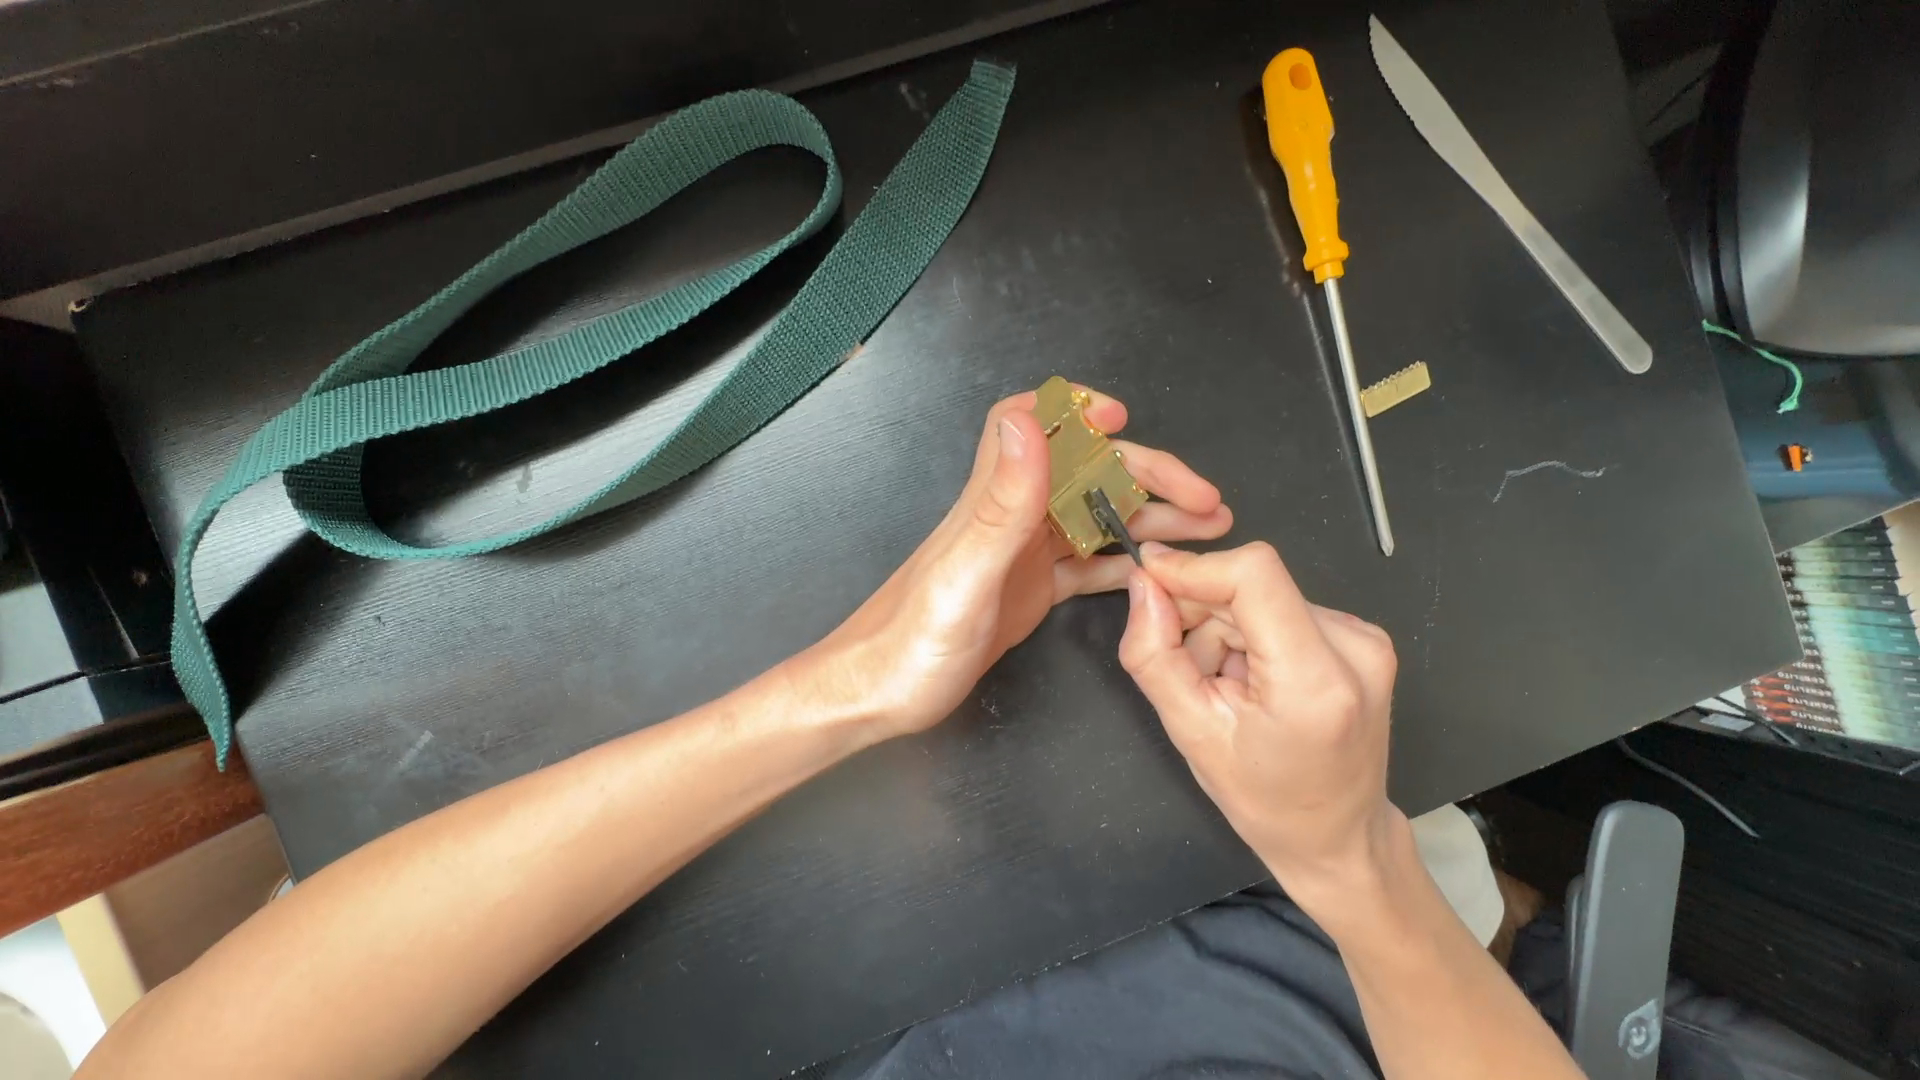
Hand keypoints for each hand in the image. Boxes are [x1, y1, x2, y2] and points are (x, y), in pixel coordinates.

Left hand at [819, 388, 1231, 738]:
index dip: (1072, 409)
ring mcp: (1020, 556)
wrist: (876, 696)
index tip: (1122, 417)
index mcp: (993, 503)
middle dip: (1146, 476)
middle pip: (1084, 473)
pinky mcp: (1026, 592)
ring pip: (1093, 518)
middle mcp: (1009, 518)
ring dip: (1147, 518)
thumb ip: (1001, 502)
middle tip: (1206, 501)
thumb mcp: (964, 574)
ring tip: (1206, 530)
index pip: (1025, 423)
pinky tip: (1156, 571)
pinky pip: (1083, 565)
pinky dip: (1121, 561)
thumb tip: (1030, 419)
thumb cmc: (913, 643)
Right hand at [1118, 541, 1401, 912]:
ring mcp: (1365, 638)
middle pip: (1250, 585)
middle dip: (1201, 613)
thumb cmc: (1263, 799)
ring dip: (1223, 628)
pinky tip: (1249, 680)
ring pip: (1260, 596)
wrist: (1339, 836)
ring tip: (1222, 687)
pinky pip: (1281, 608)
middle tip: (1185, 667)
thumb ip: (1154, 655)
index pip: (1254, 573)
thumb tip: (1142, 585)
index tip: (1148, 579)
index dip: (1194, 568)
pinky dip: (1249, 634)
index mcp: (1315, 678)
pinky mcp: (1361, 637)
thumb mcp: (1190, 733)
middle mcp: (1353, 645)